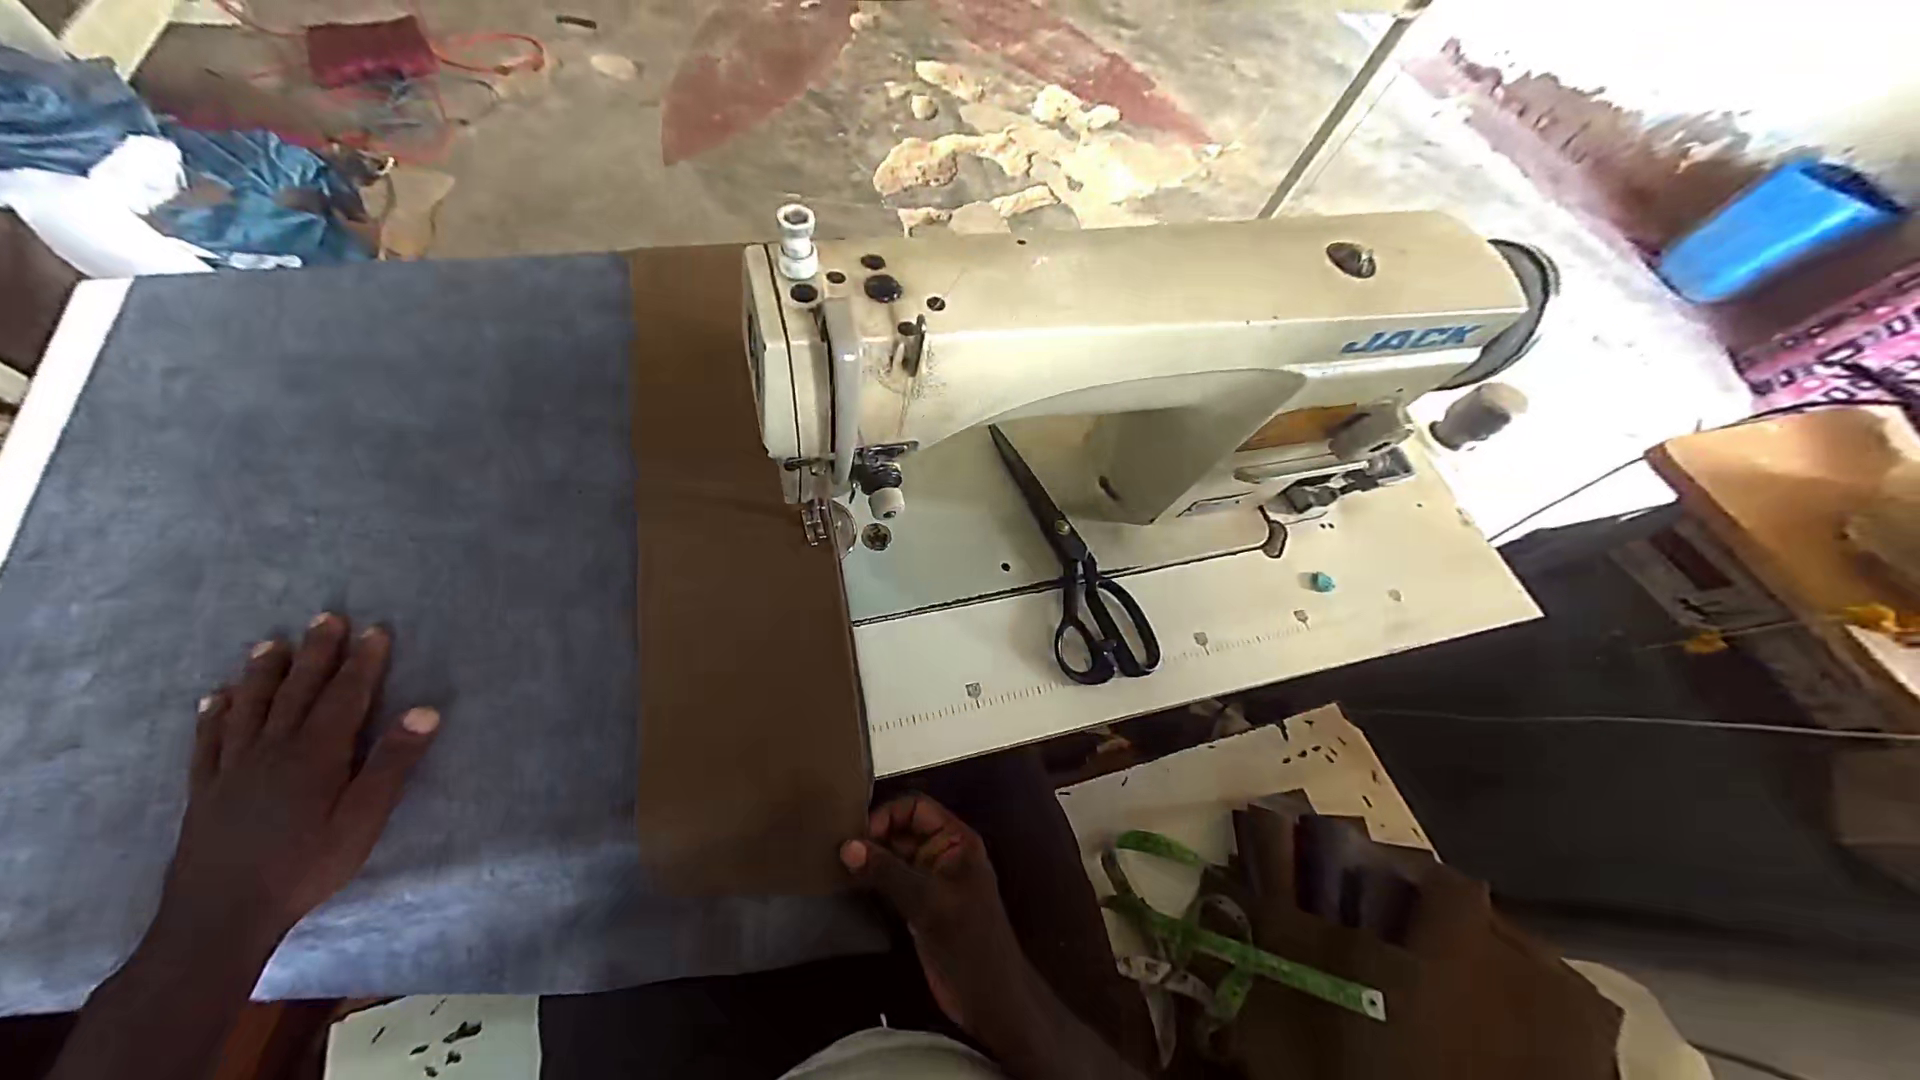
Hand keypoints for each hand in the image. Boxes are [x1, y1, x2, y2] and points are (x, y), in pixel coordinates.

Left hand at [157, 613, 439, 952]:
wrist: (219, 918)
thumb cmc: (308, 865)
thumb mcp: (366, 817)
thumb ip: (393, 762)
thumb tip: (427, 710)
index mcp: (316, 754)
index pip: (346, 696)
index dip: (363, 662)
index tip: (376, 630)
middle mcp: (272, 751)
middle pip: (298, 692)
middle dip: (316, 653)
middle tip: (326, 618)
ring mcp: (234, 769)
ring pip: (251, 708)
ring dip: (264, 673)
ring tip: (271, 643)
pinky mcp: (207, 789)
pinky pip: (210, 741)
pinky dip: (216, 714)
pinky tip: (218, 696)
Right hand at [839, 795, 1029, 1033]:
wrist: (990, 999)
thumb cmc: (970, 942)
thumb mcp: (929, 902)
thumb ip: (888, 872)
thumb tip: (848, 846)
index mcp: (956, 840)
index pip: (916, 807)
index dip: (888, 814)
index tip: (858, 835)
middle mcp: (942, 853)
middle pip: (902, 829)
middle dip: (874, 836)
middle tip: (840, 850)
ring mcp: (930, 880)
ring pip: (894, 855)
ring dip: (870, 859)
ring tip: (838, 865)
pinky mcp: (919, 905)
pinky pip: (891, 881)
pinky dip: (872, 881)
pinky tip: (849, 885)